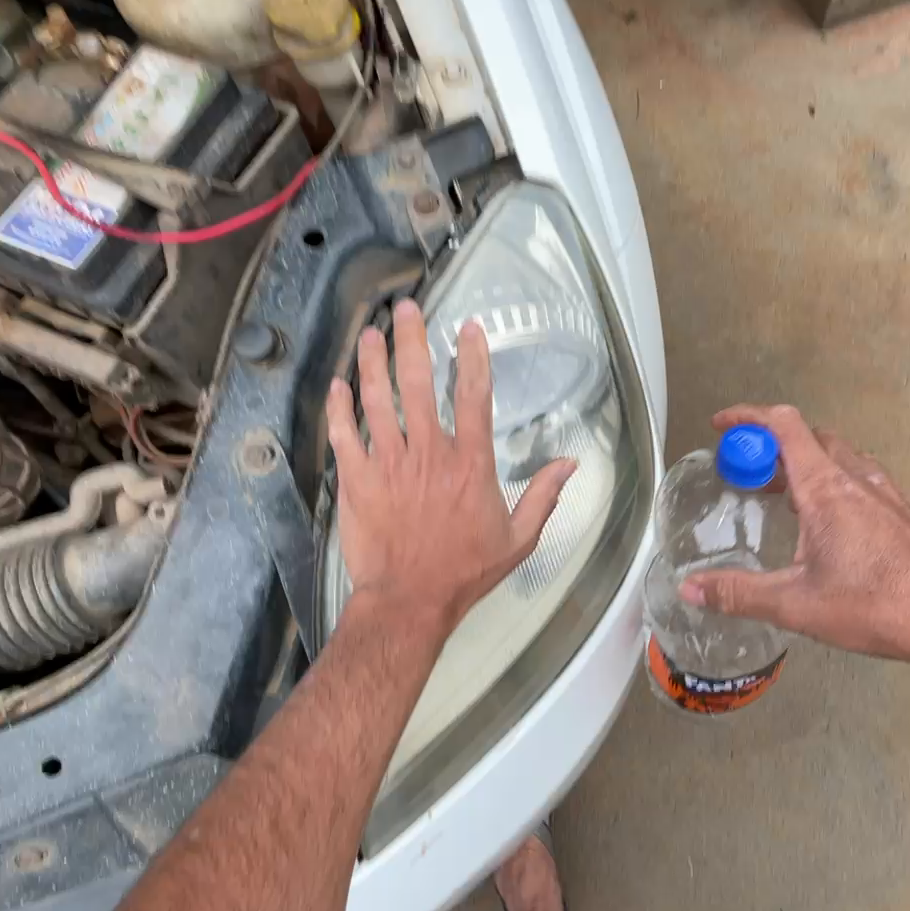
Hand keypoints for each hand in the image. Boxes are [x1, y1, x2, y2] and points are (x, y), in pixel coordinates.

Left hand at [327, 299, 574, 638]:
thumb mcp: (519, 538)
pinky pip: (344, 435)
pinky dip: (339, 408)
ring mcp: (387, 464)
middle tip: (405, 309)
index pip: (474, 396)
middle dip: (410, 341)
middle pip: (416, 384)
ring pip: (377, 401)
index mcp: (470, 463)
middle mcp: (428, 453)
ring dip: (372, 363)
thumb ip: (544, 496)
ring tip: (369, 335)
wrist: (409, 600)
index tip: (468, 328)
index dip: (473, 357)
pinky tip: (338, 386)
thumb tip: (571, 463)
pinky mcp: (356, 480)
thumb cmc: (466, 570)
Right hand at [680, 405, 909, 677]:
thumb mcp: (796, 604)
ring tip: (780, 496)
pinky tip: (825, 526)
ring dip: (803, 463)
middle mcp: (856, 478)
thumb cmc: (876, 605)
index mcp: (826, 487)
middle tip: (746, 473)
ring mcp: (885, 493)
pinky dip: (829, 482)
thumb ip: (738, 594)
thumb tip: (689, 589)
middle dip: (771, 445)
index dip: (749, 417)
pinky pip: (857, 478)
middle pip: (809, 437)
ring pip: (837, 456)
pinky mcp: (903, 512)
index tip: (722, 426)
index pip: (784, 426)